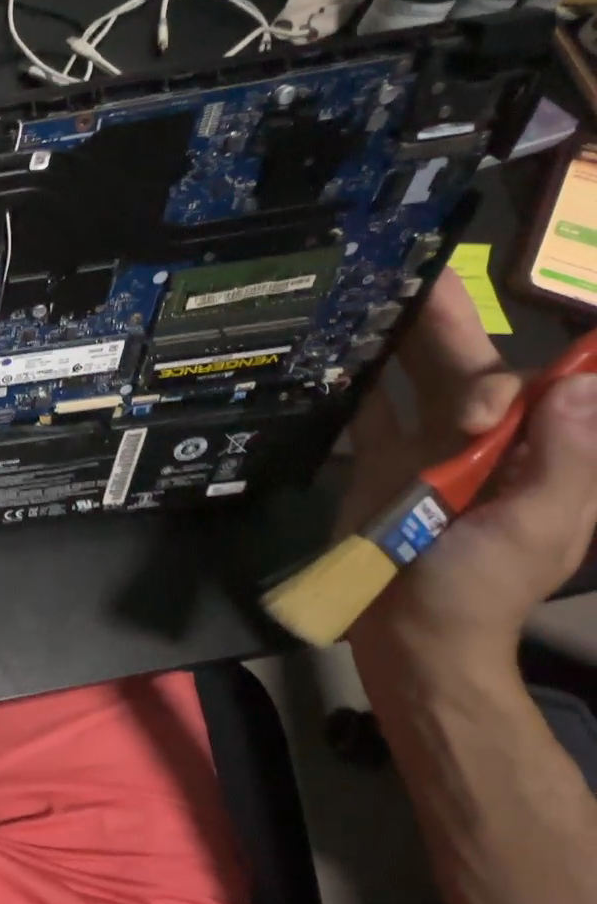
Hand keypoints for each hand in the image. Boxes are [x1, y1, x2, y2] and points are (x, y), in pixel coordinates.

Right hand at [343, 271, 596, 680]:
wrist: (408, 632)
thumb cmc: (478, 587)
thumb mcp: (537, 531)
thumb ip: (563, 461)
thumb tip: (582, 385)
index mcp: (540, 453)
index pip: (535, 390)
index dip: (510, 384)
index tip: (478, 414)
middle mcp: (485, 441)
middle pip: (467, 369)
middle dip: (448, 324)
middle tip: (419, 272)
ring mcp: (426, 450)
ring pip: (414, 381)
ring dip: (396, 341)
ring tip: (369, 295)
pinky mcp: (378, 463)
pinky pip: (368, 412)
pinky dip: (353, 383)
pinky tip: (332, 353)